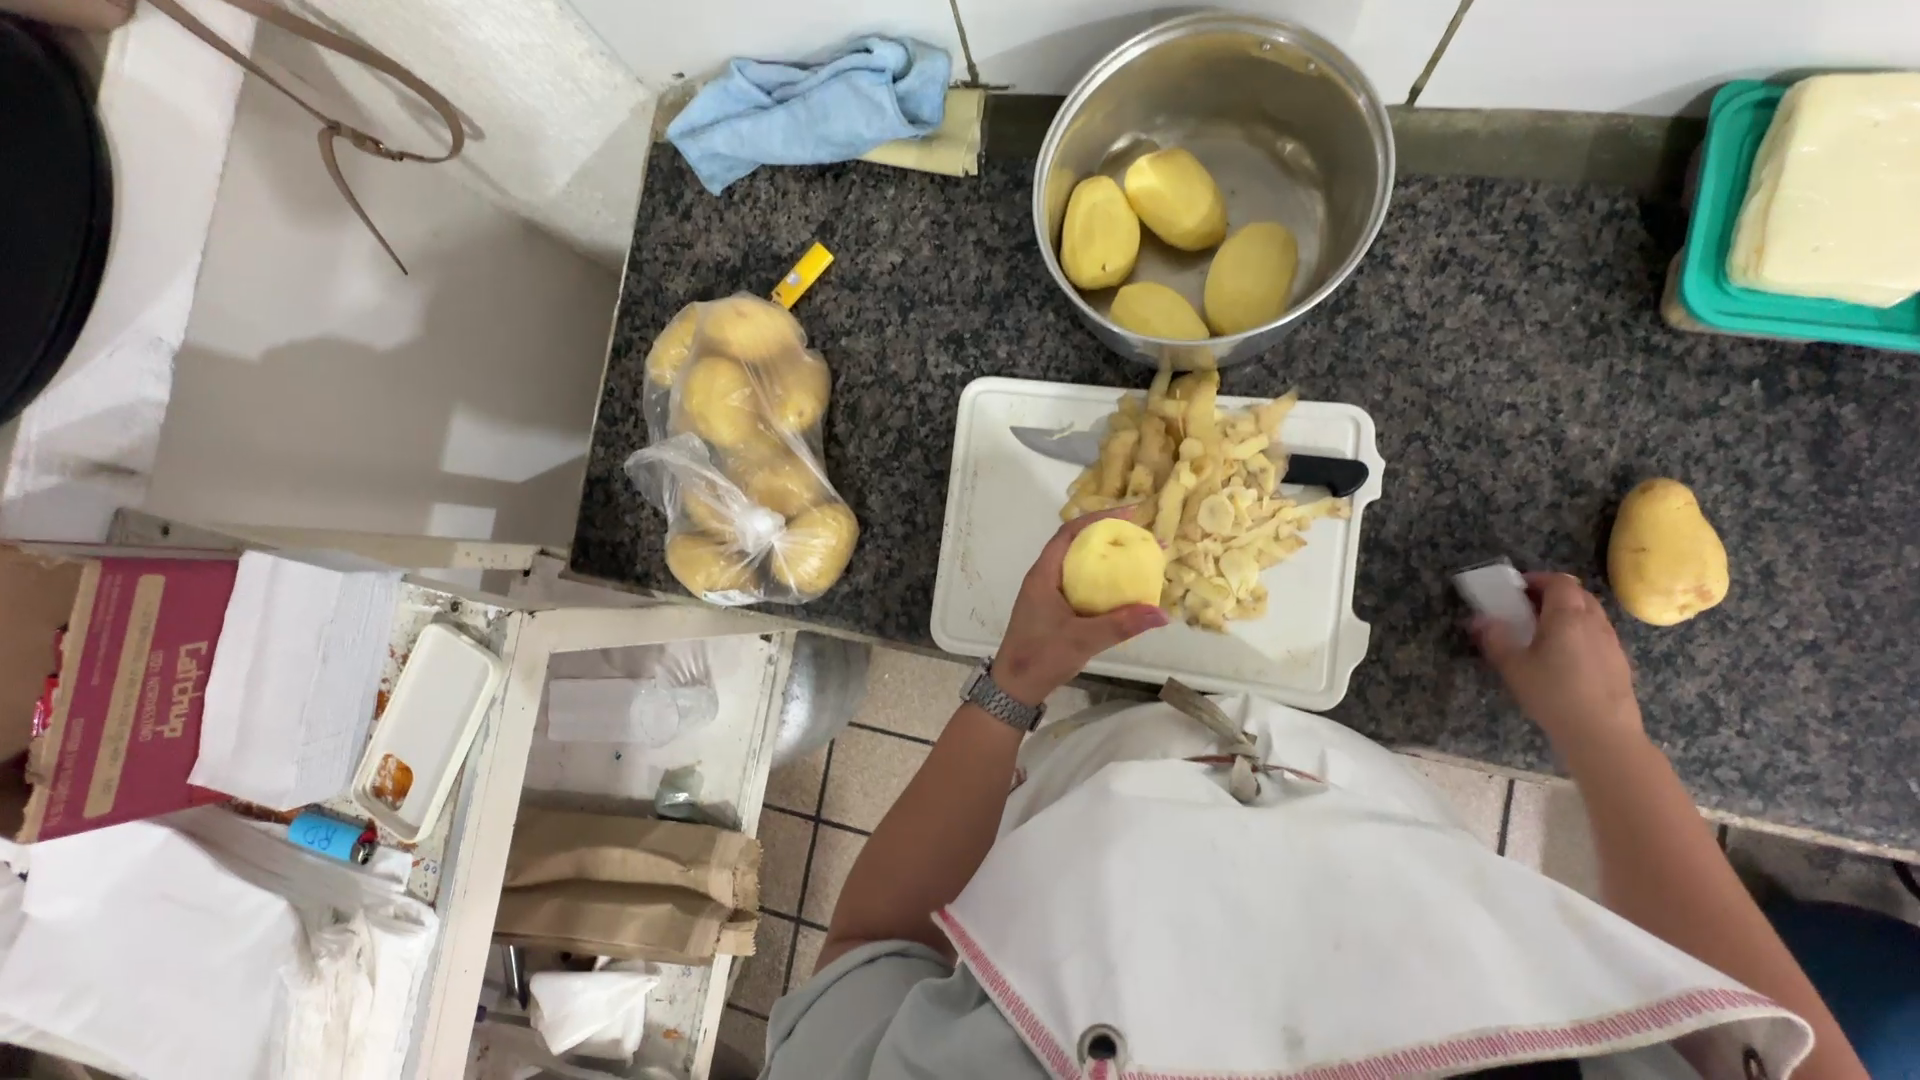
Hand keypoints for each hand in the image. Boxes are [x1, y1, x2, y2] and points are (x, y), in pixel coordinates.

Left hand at [993, 508, 1168, 705]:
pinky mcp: (1053, 609)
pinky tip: (1122, 590)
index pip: (1070, 533)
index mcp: (1044, 575)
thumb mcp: (1082, 640)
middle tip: (1140, 536)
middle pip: (1077, 545)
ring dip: (1105, 559)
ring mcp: (1048, 593)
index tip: (1129, 514)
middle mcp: (1044, 577)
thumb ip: (1120, 625)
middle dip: (1108, 537)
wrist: (1014, 687)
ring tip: (1137, 557)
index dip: (1098, 519)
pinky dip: (1101, 580)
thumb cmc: (1040, 657)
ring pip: (1079, 565)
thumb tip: (1161, 613)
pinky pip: (1080, 584)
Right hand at [1473, 572, 1643, 750]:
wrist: (1602, 733)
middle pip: (1578, 594)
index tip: (1516, 589)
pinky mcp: (1618, 662)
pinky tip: (1564, 656)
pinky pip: (1597, 634)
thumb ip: (1495, 638)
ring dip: (1567, 612)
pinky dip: (1580, 632)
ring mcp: (1611, 642)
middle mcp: (1594, 622)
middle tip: (1526, 607)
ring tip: (1543, 631)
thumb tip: (1479, 619)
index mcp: (1567, 616)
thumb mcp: (1512, 666)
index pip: (1559, 582)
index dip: (1538, 579)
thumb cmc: (1552, 694)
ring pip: (1591, 614)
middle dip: (1552, 593)